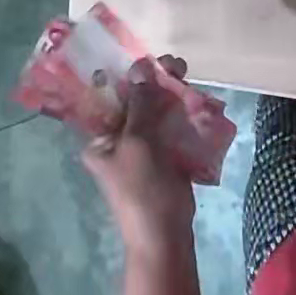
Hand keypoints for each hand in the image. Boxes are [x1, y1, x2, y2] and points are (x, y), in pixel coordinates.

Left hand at [81, 56, 197, 256]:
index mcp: (99, 137)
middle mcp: (117, 139)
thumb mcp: (138, 143)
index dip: (125, 74)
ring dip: (170, 93)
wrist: (165, 237)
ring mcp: (141, 147)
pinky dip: (181, 112)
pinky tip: (195, 100)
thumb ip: (140, 104)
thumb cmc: (143, 191)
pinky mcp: (163, 155)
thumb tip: (141, 66)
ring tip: (187, 75)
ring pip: (154, 111)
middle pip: (134, 101)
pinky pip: (170, 126)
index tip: (146, 57)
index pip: (106, 97)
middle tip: (177, 65)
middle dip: (153, 81)